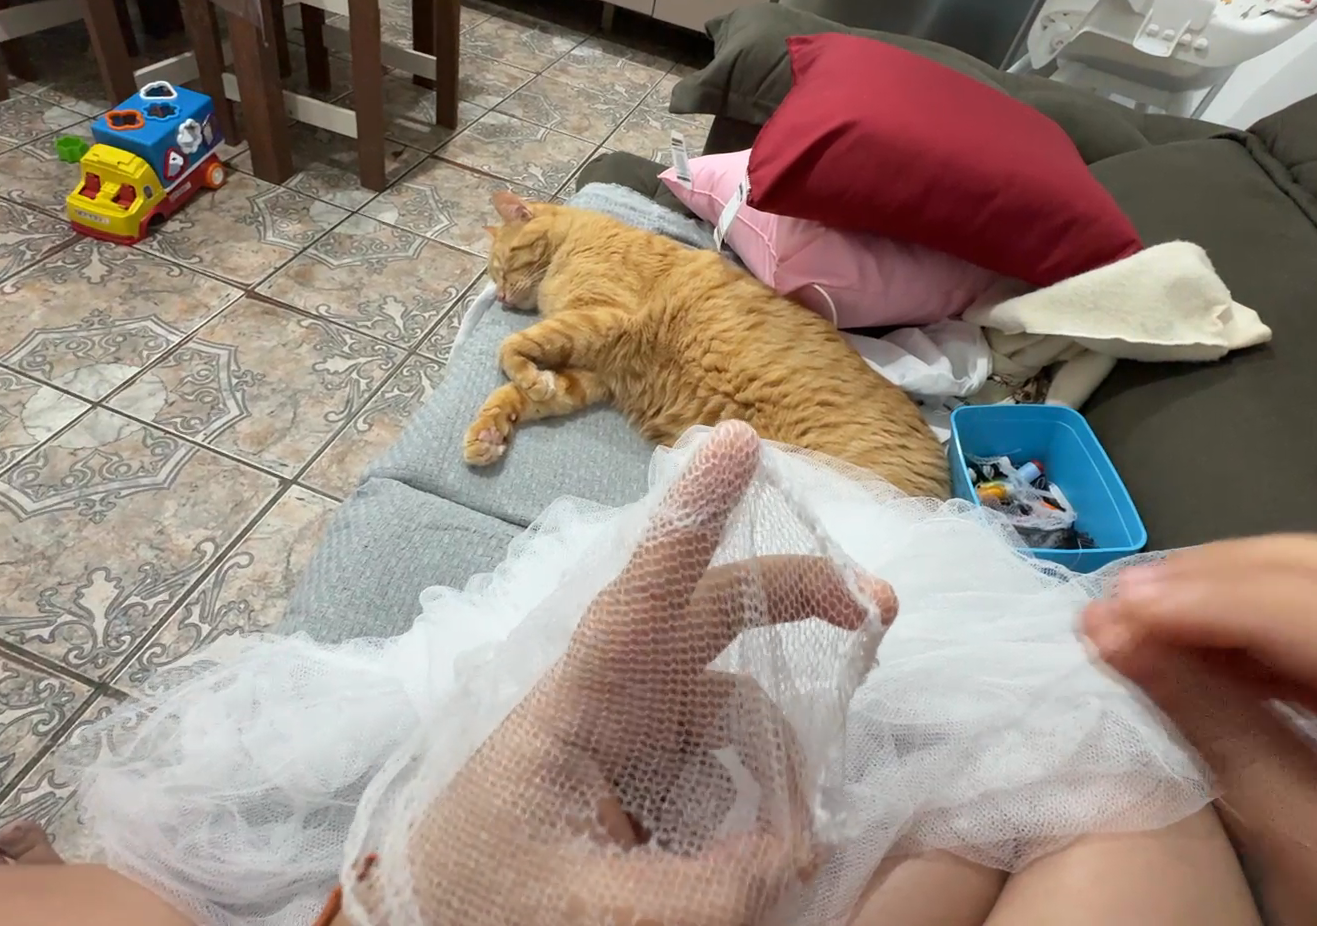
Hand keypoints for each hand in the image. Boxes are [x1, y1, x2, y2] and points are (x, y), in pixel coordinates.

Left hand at [353, 422, 897, 925]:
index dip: (693, 515)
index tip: (737, 440)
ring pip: (741, 708)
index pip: (642, 591)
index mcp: (581, 698)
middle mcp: (620, 690)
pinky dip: (762, 800)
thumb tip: (799, 850)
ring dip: (780, 768)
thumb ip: (699, 893)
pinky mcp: (657, 761)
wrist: (441, 922)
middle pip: (714, 612)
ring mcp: (643, 723)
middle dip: (792, 594)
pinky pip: (732, 758)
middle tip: (875, 608)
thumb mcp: (584, 912)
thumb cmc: (480, 898)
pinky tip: (759, 858)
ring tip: (782, 854)